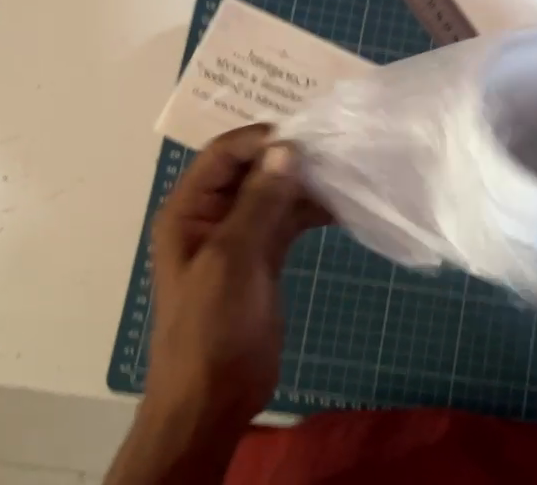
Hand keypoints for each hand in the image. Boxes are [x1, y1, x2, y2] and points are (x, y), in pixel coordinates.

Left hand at [109, 125, 326, 484]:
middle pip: (252, 169)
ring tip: (346, 173)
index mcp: (189, 210)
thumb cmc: (209, 327)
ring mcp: (240, 236)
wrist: (212, 399)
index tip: (306, 136)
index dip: (261, 140)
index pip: (224, 154)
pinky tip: (344, 205)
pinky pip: (288, 219)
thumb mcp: (231, 259)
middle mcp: (213, 215)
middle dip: (290, 157)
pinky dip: (312, 210)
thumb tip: (287, 148)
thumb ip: (258, 203)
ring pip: (274, 193)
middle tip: (335, 150)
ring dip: (306, 183)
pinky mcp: (265, 257)